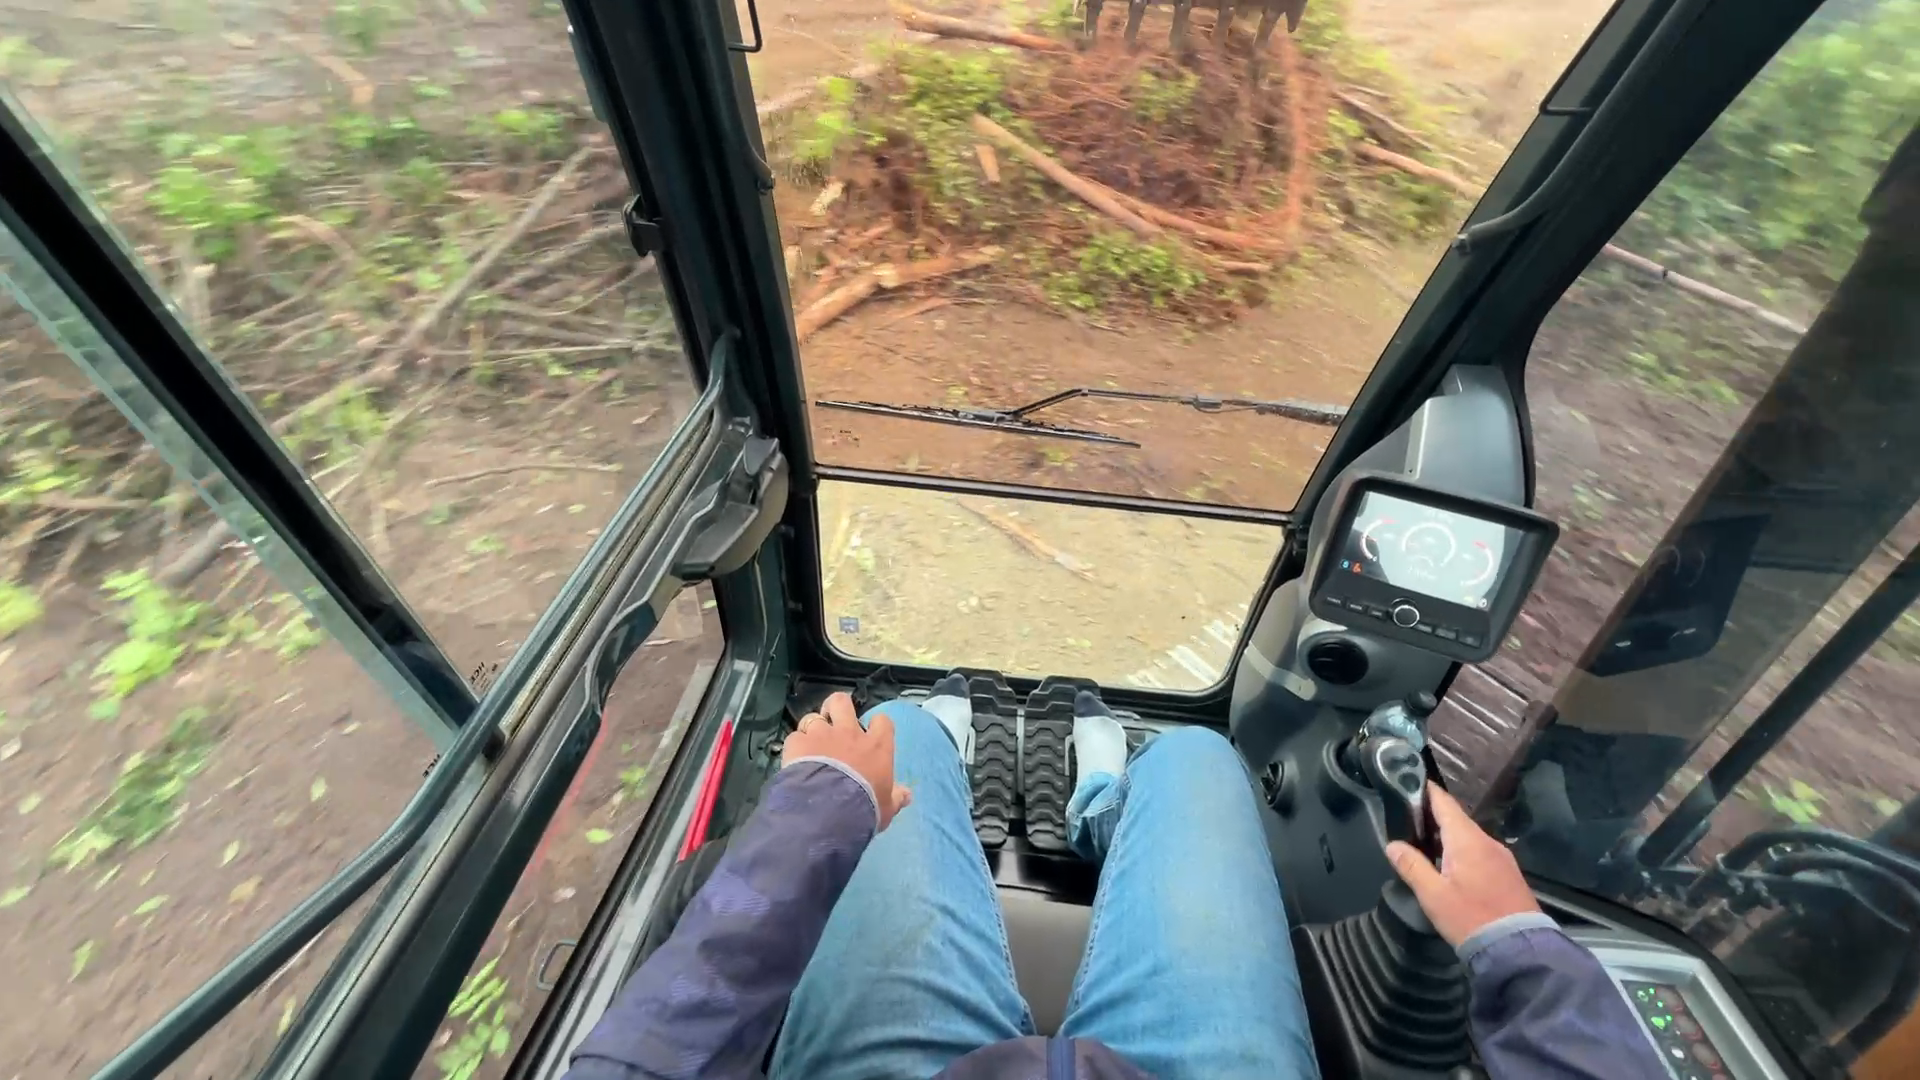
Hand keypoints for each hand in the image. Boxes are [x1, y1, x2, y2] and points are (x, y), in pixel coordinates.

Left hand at [783, 692, 912, 828]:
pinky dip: (795, 746)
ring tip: (810, 744)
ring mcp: (822, 735)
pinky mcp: (799, 744)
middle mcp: (849, 733)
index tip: (871, 734)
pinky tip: (794, 760)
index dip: (876, 724)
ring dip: (812, 728)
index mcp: (876, 746)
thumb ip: (895, 797)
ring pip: (814, 717)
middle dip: (837, 707)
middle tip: (833, 720)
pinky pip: (795, 737)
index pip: (882, 721)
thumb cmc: (864, 808)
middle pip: (842, 702)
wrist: (828, 811)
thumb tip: (907, 795)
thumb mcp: (886, 808)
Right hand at [1386, 785, 1539, 945]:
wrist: (1522, 954)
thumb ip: (1411, 865)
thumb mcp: (1432, 894)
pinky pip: (1480, 852)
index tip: (1406, 783)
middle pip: (1456, 819)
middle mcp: (1488, 843)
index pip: (1444, 803)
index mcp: (1468, 840)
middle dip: (1432, 816)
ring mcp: (1503, 860)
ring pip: (1468, 837)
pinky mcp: (1510, 876)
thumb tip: (1393, 845)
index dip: (1425, 790)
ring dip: (1447, 836)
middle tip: (1406, 819)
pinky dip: (1461, 851)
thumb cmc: (1472, 917)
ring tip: (1423, 844)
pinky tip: (1449, 866)